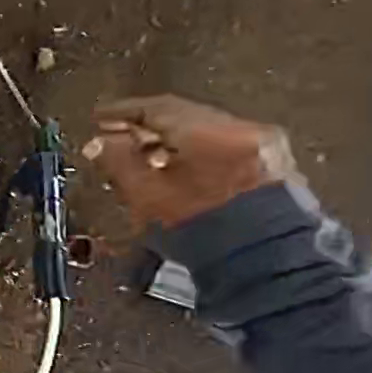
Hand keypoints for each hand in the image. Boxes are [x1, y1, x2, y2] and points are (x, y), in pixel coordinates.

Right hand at [81, 94, 297, 229]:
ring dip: (170, 140)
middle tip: (116, 135)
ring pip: (205, 131)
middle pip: (184, 116)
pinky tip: (176, 169)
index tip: (100, 117)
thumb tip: (99, 142)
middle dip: (146, 126)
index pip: (158, 107)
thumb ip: (119, 161)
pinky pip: (224, 147)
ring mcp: (263, 147)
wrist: (262, 264)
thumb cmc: (201, 230)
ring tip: (141, 156)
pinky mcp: (273, 167)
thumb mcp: (147, 195)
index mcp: (210, 132)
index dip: (123, 111)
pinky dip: (195, 151)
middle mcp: (242, 129)